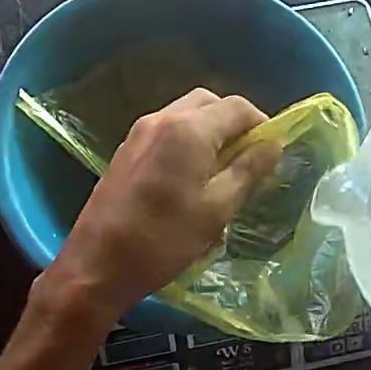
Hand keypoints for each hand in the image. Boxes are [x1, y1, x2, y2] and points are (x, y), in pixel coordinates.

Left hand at [37, 88, 281, 322]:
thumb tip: (273, 144)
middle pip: (209, 104)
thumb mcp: (217, 209)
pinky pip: (165, 133)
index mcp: (187, 129)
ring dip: (209, 133)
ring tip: (220, 173)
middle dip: (233, 125)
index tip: (271, 154)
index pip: (238, 107)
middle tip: (247, 162)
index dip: (262, 125)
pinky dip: (185, 143)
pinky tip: (190, 178)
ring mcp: (137, 135)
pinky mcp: (125, 153)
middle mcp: (160, 119)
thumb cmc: (162, 240)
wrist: (97, 265)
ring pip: (185, 116)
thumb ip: (248, 170)